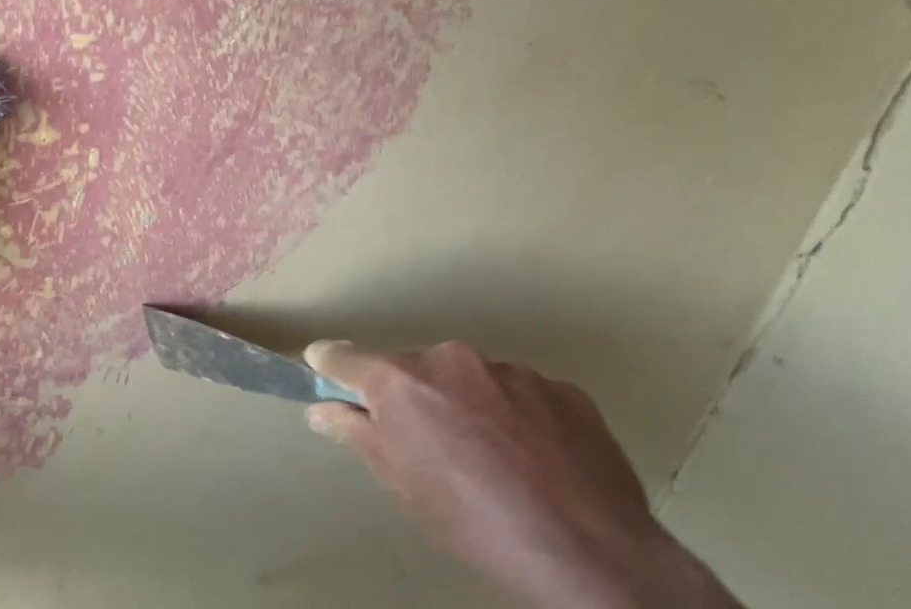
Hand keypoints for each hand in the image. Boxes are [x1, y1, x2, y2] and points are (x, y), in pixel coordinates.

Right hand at [304, 340, 739, 608]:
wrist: (588, 552)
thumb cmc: (472, 520)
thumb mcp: (399, 484)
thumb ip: (356, 435)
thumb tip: (322, 411)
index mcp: (400, 380)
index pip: (343, 358)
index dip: (331, 370)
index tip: (327, 379)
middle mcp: (450, 359)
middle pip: (414, 370)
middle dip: (415, 398)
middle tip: (432, 448)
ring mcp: (512, 371)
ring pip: (473, 381)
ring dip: (471, 406)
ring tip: (497, 463)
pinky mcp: (564, 390)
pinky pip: (524, 396)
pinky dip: (520, 418)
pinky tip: (537, 463)